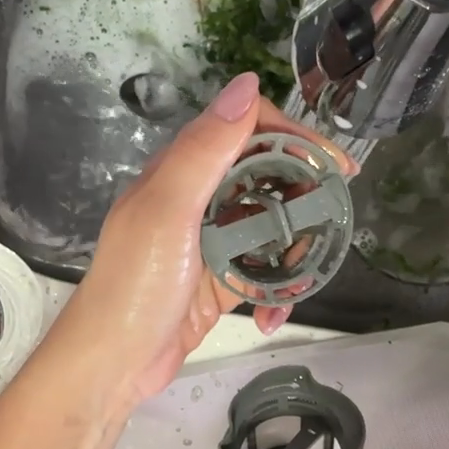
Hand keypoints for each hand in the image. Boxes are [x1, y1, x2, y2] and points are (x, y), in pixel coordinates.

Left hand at [48, 72, 355, 408]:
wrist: (111, 363)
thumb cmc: (135, 286)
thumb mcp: (167, 210)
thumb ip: (205, 151)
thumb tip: (248, 85)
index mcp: (181, 173)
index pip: (247, 132)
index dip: (294, 139)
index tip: (336, 166)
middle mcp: (196, 202)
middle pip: (265, 179)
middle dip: (304, 196)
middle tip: (336, 219)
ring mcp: (208, 246)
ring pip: (268, 230)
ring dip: (294, 251)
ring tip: (309, 274)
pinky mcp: (216, 286)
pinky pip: (259, 276)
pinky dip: (274, 293)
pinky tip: (274, 316)